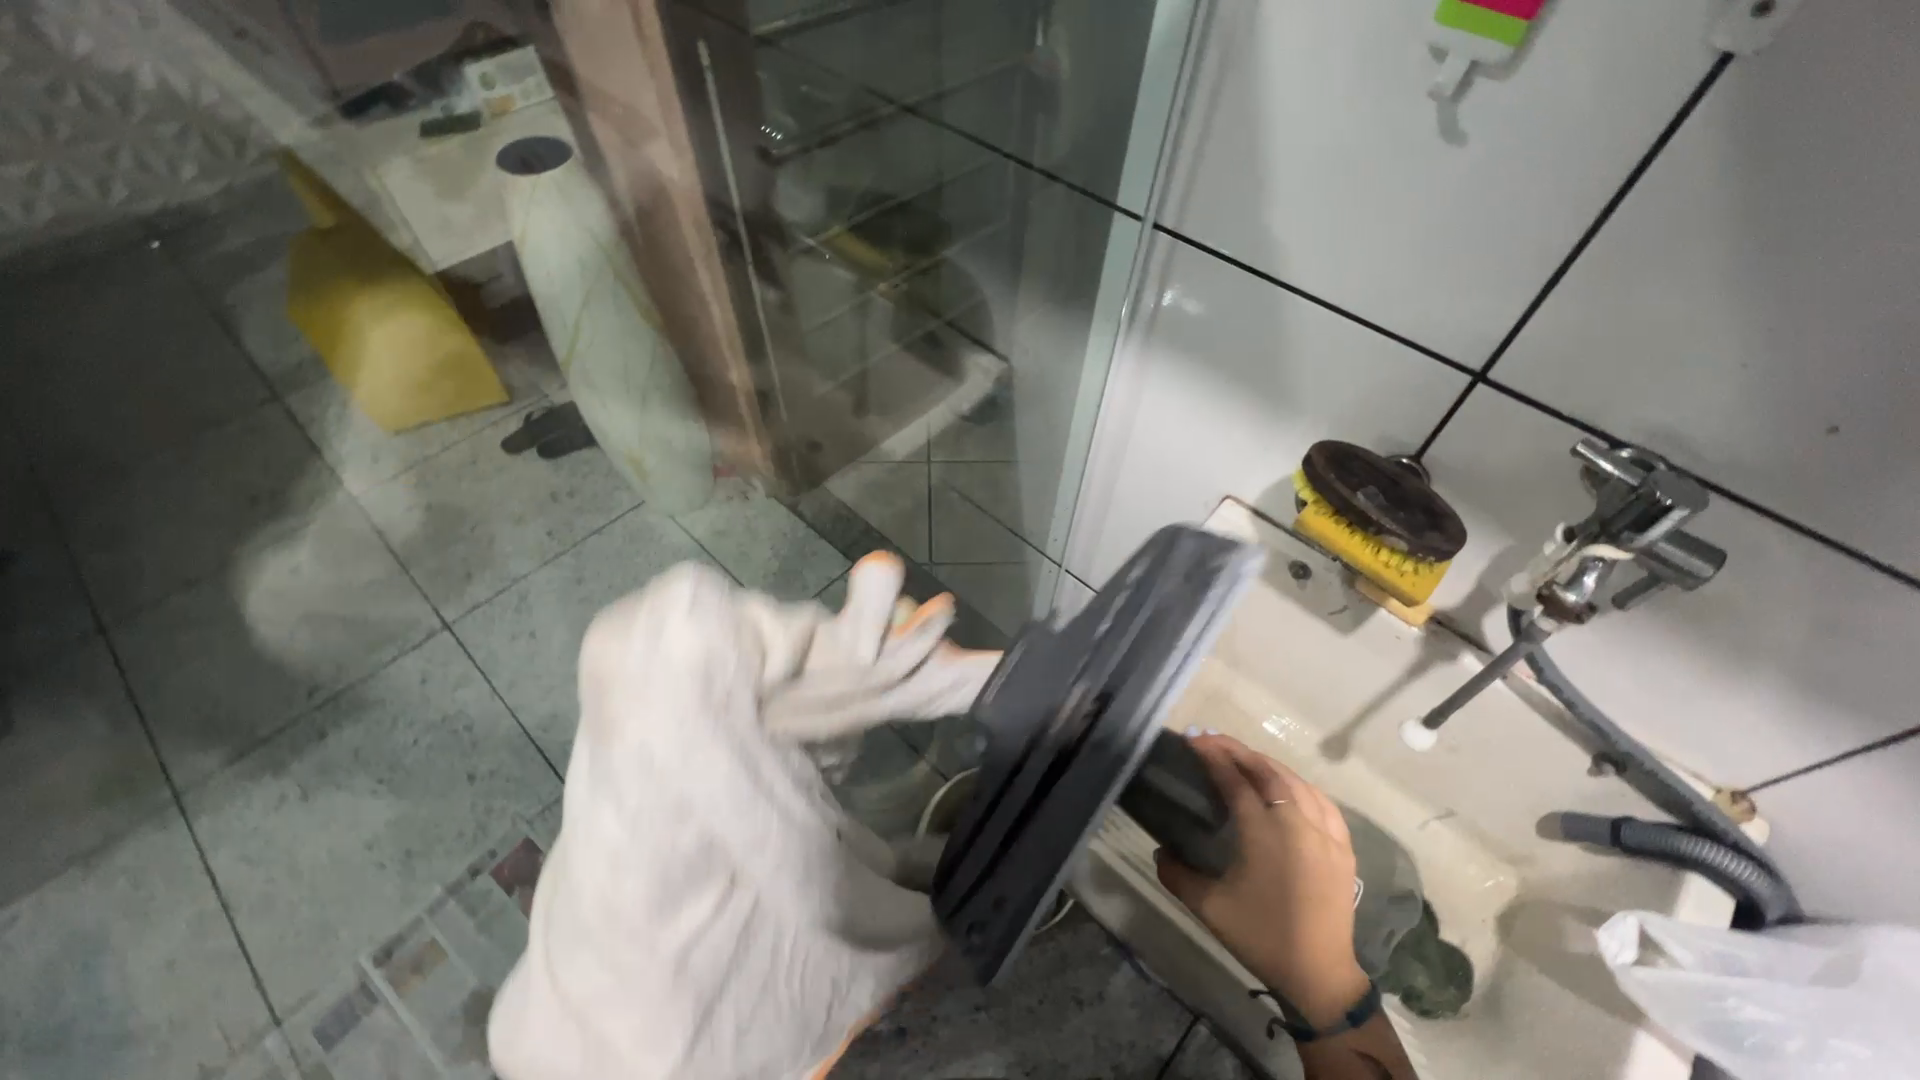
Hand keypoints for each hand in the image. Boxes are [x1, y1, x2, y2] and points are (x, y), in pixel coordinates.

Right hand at [1155, 733, 1370, 1026]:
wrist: (1319, 973)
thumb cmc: (1261, 937)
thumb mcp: (1209, 907)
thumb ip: (1177, 874)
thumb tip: (1160, 851)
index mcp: (1264, 832)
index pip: (1235, 781)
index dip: (1212, 757)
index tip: (1193, 740)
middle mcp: (1297, 823)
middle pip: (1267, 772)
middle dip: (1237, 750)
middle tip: (1211, 739)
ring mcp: (1325, 834)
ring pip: (1297, 782)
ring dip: (1267, 764)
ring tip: (1244, 757)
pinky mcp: (1342, 848)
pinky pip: (1321, 801)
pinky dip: (1299, 785)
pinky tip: (1289, 787)